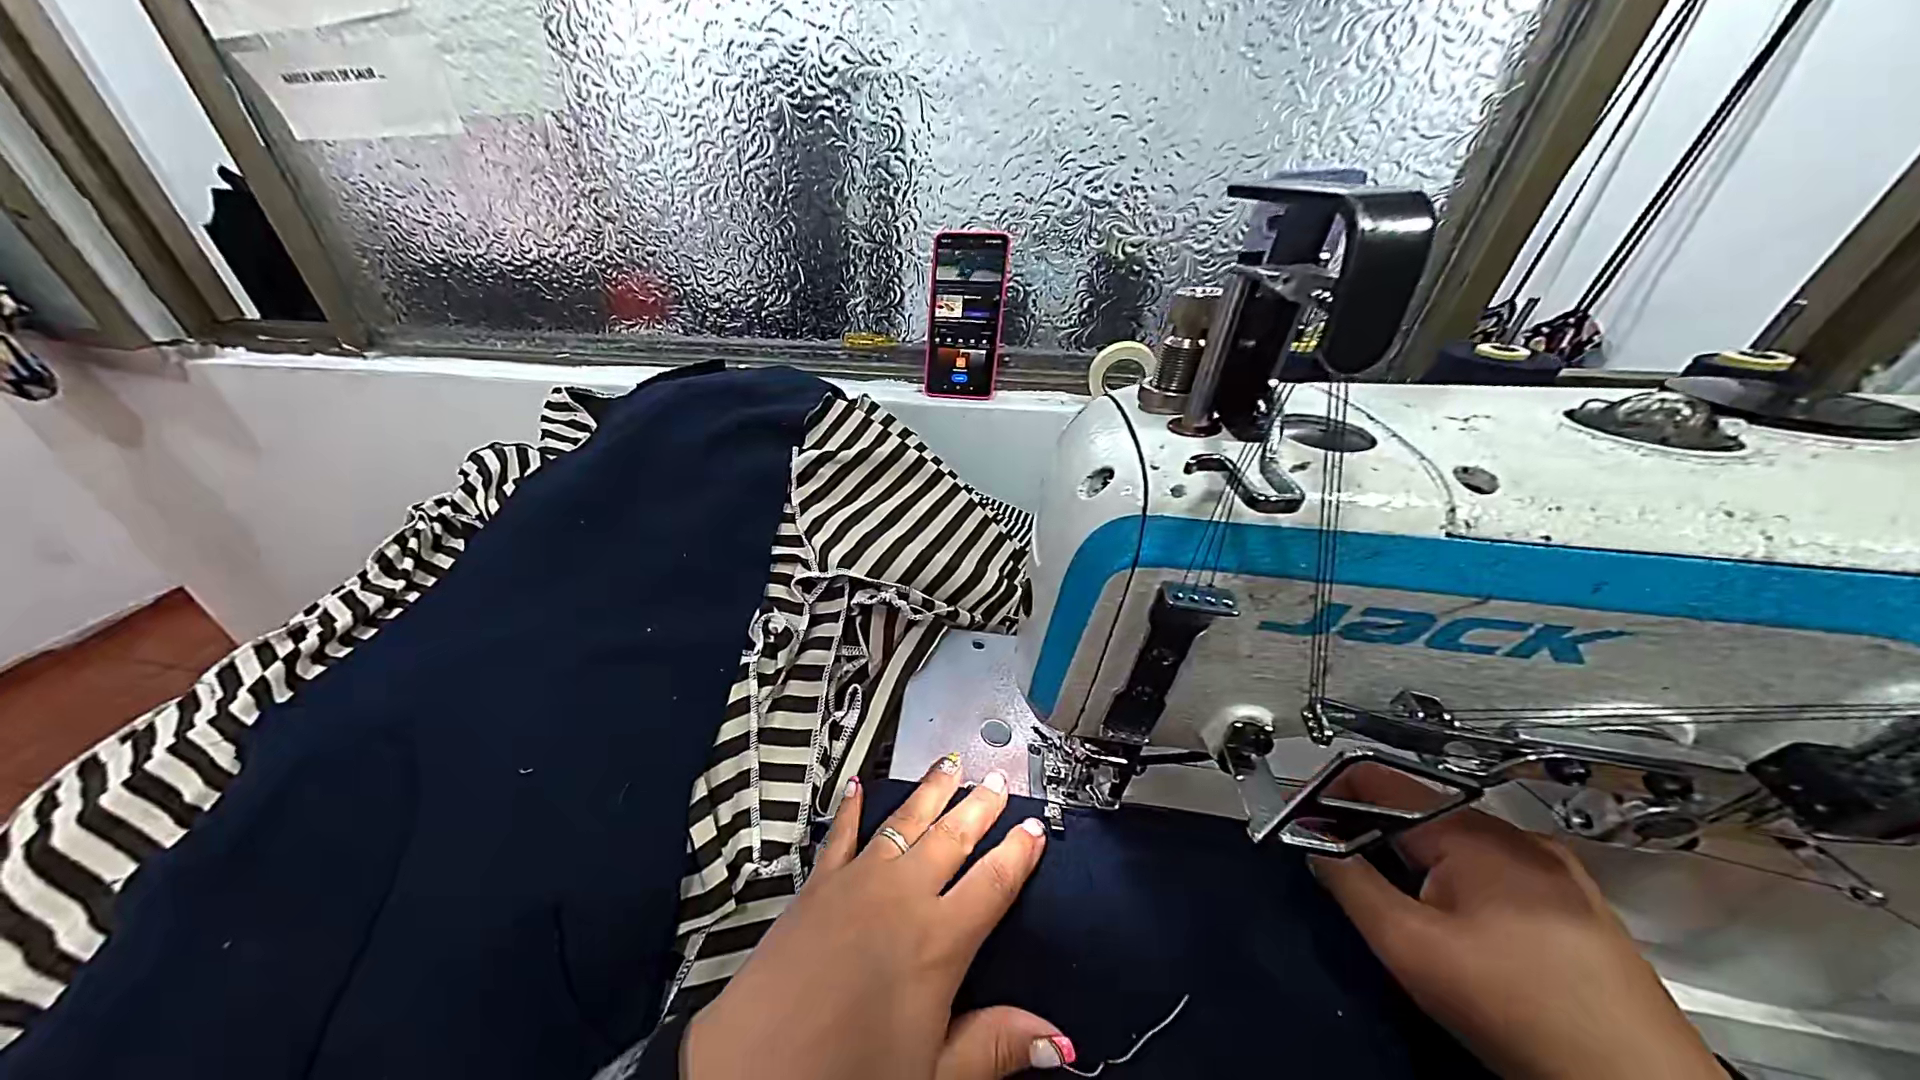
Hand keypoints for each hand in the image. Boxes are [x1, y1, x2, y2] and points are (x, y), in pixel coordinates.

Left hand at [683, 757, 1074, 1079]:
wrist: (753, 1070)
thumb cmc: (848, 1076)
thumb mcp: (933, 1073)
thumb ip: (995, 1044)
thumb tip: (1059, 1040)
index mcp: (939, 941)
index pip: (993, 883)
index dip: (1018, 853)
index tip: (1034, 829)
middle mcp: (903, 897)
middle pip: (953, 837)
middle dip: (980, 806)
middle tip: (997, 781)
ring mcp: (858, 882)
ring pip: (906, 821)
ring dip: (931, 791)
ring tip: (950, 764)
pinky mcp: (818, 883)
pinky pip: (842, 834)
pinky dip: (852, 807)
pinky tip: (859, 784)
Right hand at [1309, 765, 1723, 1079]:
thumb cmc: (1517, 1010)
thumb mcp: (1408, 946)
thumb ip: (1350, 884)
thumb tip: (1316, 843)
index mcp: (1473, 834)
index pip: (1378, 781)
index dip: (1330, 791)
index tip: (1302, 815)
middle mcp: (1517, 837)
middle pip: (1416, 812)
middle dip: (1370, 832)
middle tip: (1341, 866)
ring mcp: (1554, 869)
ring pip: (1455, 842)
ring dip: (1413, 858)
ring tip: (1398, 903)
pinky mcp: (1575, 903)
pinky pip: (1493, 869)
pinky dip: (1454, 879)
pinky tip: (1456, 925)